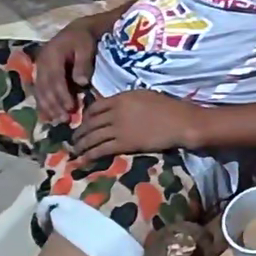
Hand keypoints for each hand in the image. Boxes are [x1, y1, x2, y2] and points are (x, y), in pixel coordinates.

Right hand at [33, 22, 98, 123]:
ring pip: (40, 91)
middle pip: (45, 88)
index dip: (62, 95)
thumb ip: (83, 64)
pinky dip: (43, 104)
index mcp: (51, 55)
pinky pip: (39, 91)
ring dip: (48, 107)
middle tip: (64, 119)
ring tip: (58, 120)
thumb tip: (81, 83)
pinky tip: (47, 117)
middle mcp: (42, 63)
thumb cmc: (83, 40)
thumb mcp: (86, 48)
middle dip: (54, 105)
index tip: (71, 108)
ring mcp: (39, 69)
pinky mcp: (41, 74)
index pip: (55, 79)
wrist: (77, 31)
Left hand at [72, 89, 201, 160]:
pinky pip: (101, 149)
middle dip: (80, 131)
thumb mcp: (146, 96)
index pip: (95, 106)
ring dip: (81, 144)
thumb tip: (120, 106)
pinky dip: (90, 154)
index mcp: (121, 98)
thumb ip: (130, 100)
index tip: (84, 122)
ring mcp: (118, 128)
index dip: (86, 116)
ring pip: (92, 136)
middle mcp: (115, 111)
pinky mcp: (124, 143)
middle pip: (90, 122)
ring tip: (75, 150)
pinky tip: (84, 159)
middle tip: (74, 139)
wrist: (180, 122)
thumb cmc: (169, 107)